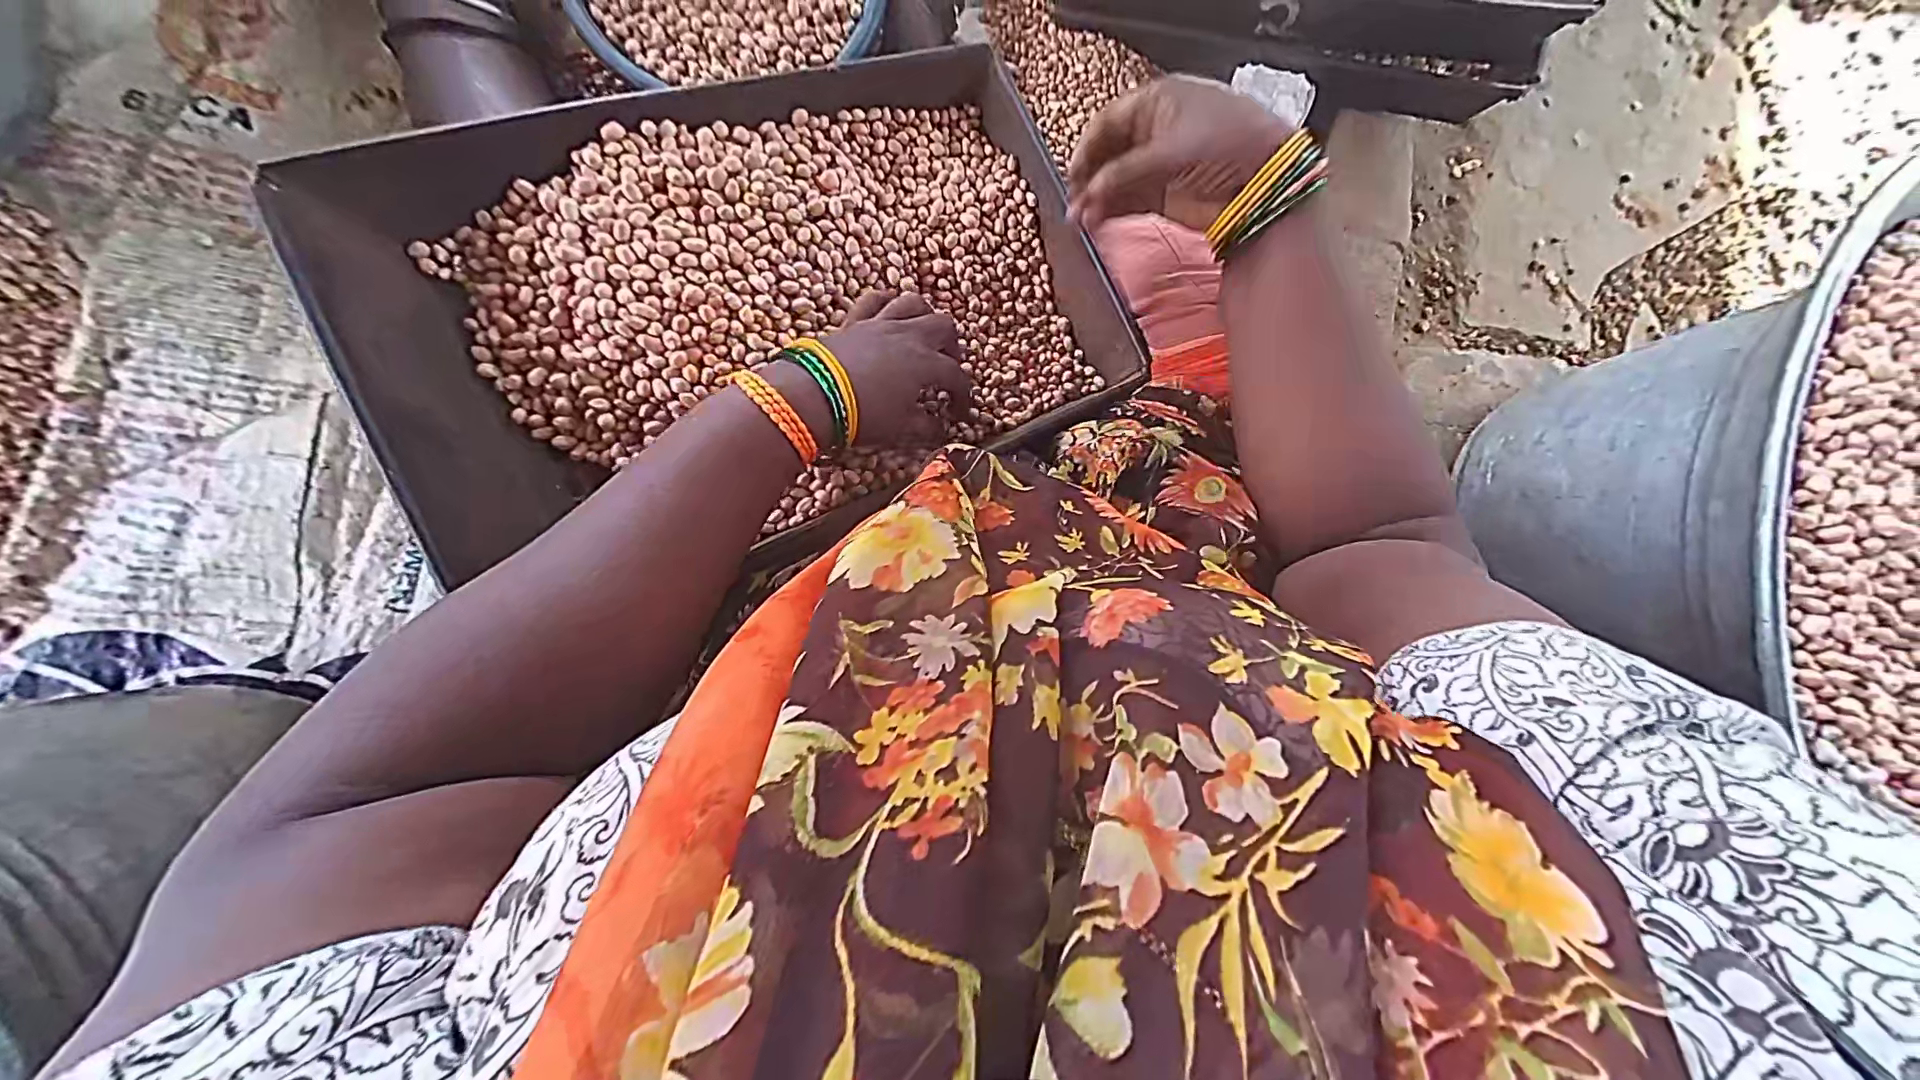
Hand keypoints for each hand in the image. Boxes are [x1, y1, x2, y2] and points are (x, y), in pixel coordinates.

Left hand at [764, 291, 971, 448]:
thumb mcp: (901, 428)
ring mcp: (880, 324)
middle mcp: (908, 336)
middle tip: (947, 368)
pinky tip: (891, 312)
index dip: (963, 396)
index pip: (956, 376)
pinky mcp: (854, 322)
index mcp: (925, 363)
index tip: (959, 412)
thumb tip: (940, 428)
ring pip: (914, 303)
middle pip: (944, 328)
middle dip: (952, 348)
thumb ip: (927, 427)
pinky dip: (888, 303)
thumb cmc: (862, 415)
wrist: (813, 396)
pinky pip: (876, 300)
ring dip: (926, 317)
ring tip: (925, 335)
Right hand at [1067, 75, 1293, 233]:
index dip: (1086, 150)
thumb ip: (1125, 173)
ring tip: (1081, 220)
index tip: (1073, 176)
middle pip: (1106, 157)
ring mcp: (1156, 166)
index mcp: (1155, 103)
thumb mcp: (1169, 150)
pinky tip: (1096, 223)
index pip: (1106, 124)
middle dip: (1088, 181)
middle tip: (1074, 204)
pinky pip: (1126, 203)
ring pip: (1113, 183)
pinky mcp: (1162, 196)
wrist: (1263, 179)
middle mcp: (1152, 133)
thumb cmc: (1227, 143)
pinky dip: (1110, 213)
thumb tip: (1090, 192)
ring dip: (1096, 201)